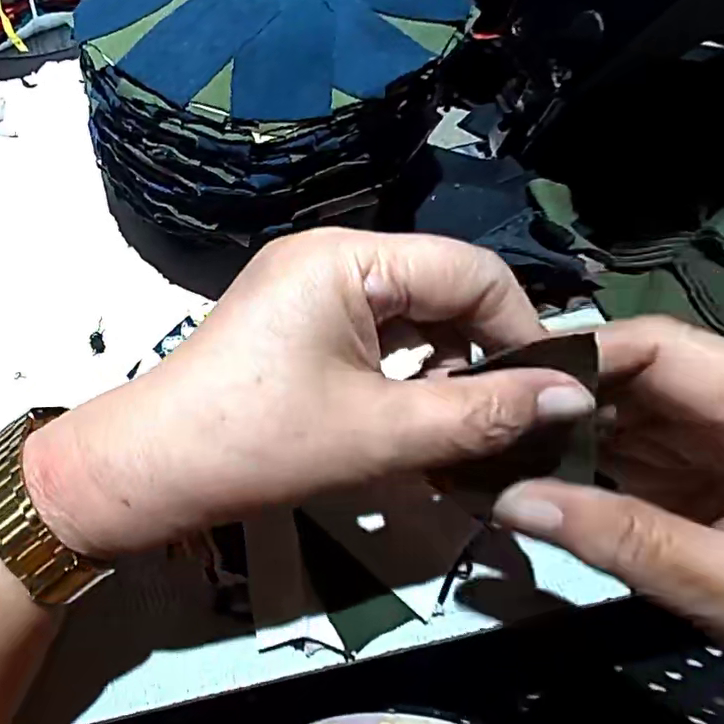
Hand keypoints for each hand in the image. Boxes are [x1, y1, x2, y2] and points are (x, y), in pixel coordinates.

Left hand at [22, 229, 596, 558]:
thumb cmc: (258, 445)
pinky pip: (376, 328)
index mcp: (347, 257)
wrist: (150, 469)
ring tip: (455, 421)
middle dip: (480, 348)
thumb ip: (483, 413)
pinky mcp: (299, 315)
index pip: (468, 268)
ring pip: (411, 310)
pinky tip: (412, 410)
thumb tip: (573, 397)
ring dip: (443, 362)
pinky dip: (405, 367)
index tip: (550, 390)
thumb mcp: (382, 433)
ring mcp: (310, 282)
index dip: (519, 326)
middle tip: (508, 414)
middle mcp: (330, 253)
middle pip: (440, 285)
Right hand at [491, 317, 723, 723]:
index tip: (506, 378)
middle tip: (481, 412)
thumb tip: (510, 500)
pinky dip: (586, 477)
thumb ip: (632, 545)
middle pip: (645, 382)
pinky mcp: (723, 503)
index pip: (674, 351)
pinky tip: (537, 481)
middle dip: (564, 395)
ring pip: (634, 426)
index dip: (586, 354)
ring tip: (493, 443)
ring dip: (567, 435)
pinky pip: (639, 473)